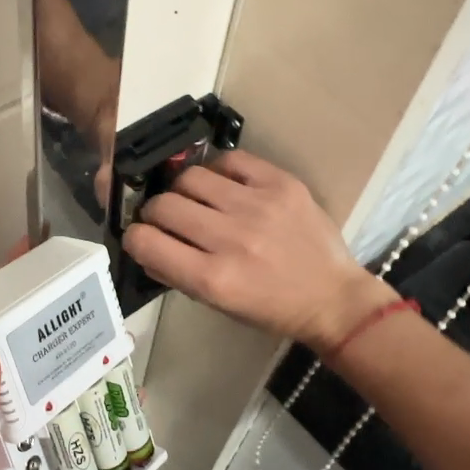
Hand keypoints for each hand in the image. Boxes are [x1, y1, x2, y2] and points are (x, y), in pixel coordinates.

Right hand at [122, 150, 397, 349]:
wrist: (333, 298)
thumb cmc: (271, 308)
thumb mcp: (218, 304)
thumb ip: (178, 273)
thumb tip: (147, 243)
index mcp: (213, 278)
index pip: (145, 242)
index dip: (135, 238)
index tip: (143, 238)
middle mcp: (231, 239)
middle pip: (164, 205)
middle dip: (156, 213)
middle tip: (168, 219)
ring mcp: (257, 206)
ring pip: (190, 177)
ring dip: (184, 190)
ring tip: (197, 201)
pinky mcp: (281, 184)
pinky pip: (230, 160)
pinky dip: (218, 171)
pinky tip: (224, 186)